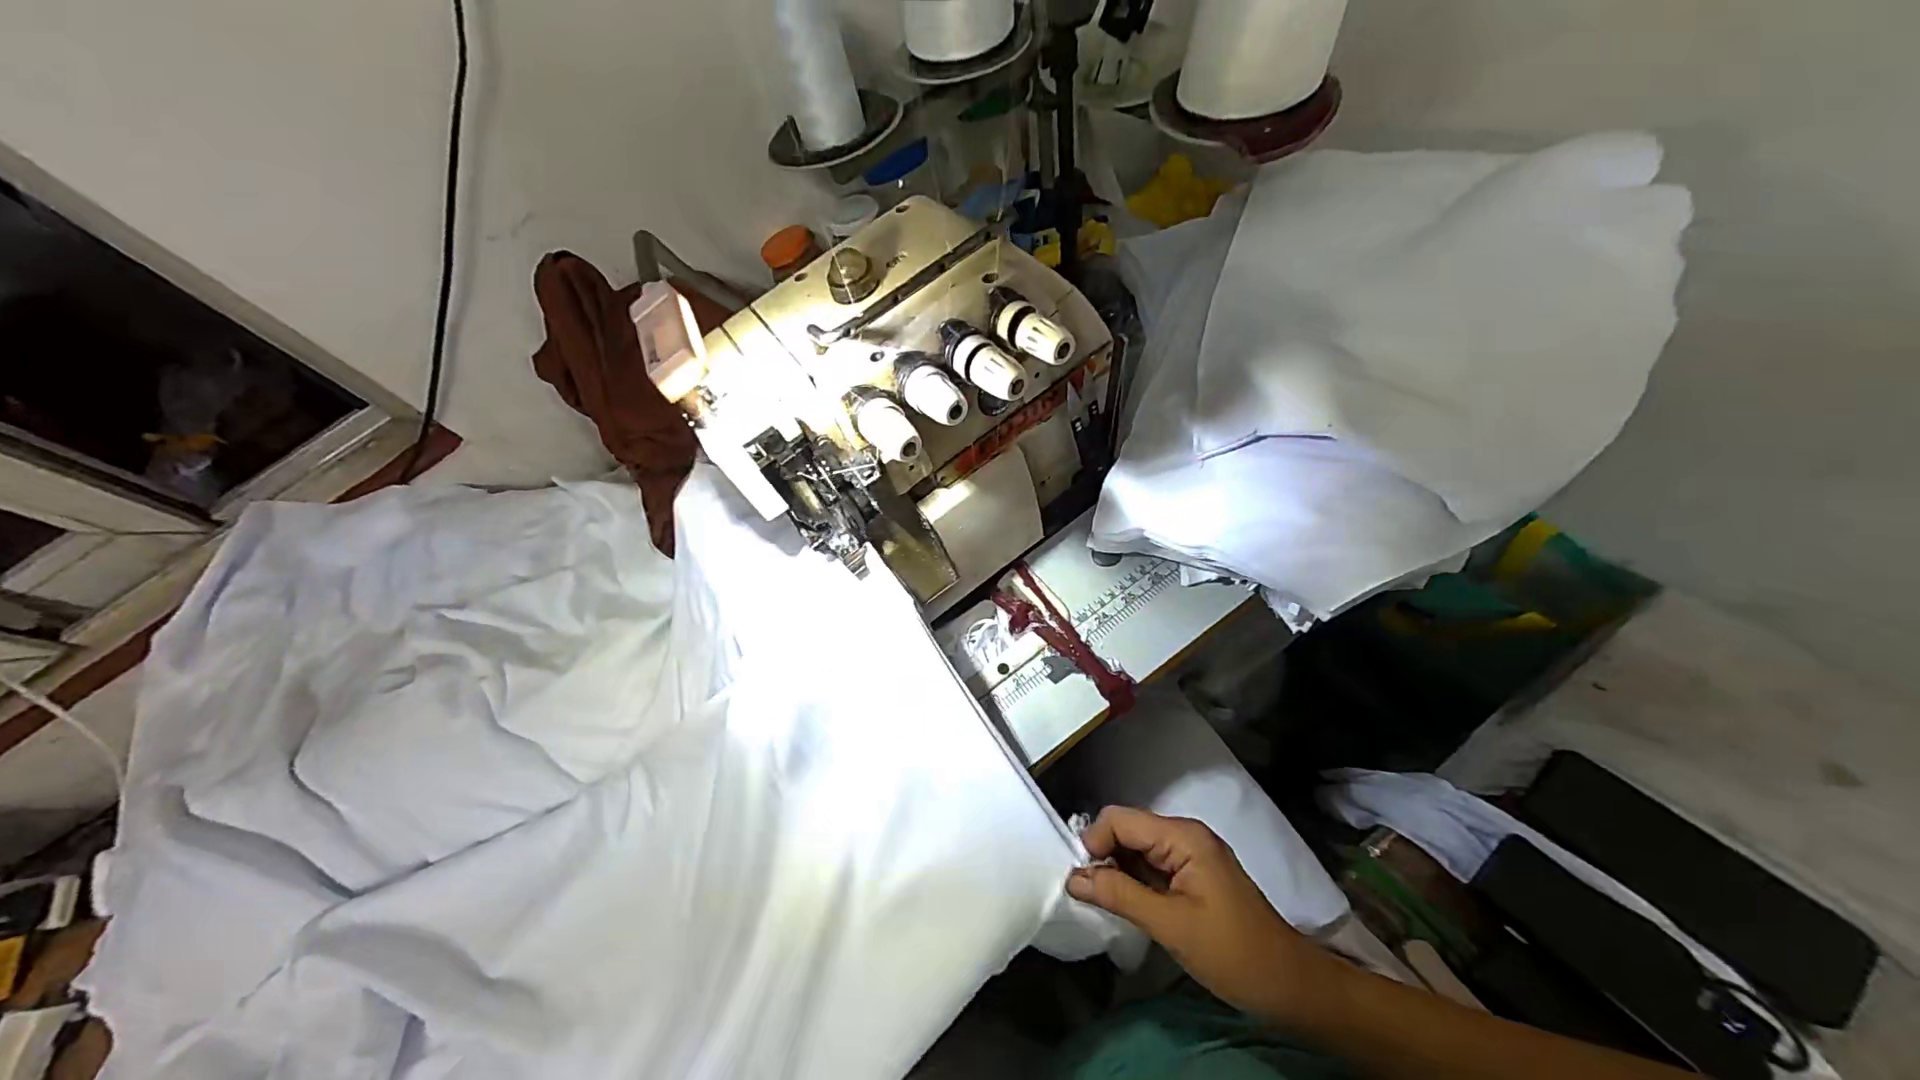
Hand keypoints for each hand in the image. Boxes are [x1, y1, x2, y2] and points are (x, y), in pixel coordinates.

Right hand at [1066, 806, 1311, 1014]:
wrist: (1289, 985)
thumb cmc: (1233, 953)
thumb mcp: (1171, 925)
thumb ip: (1120, 895)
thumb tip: (1073, 877)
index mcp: (1183, 836)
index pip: (1120, 819)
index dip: (1094, 843)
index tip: (1081, 880)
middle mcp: (1185, 835)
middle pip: (1127, 829)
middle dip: (1103, 856)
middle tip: (1089, 894)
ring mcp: (1191, 854)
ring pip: (1136, 848)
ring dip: (1116, 870)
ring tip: (1104, 902)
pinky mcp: (1192, 874)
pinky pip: (1151, 865)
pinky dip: (1133, 881)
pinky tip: (1126, 904)